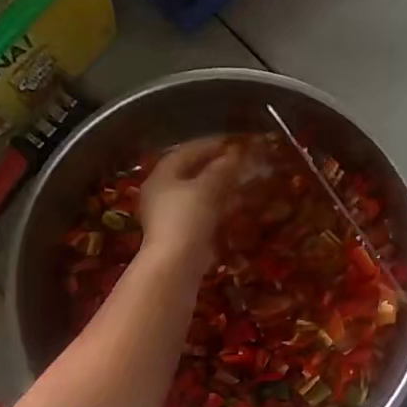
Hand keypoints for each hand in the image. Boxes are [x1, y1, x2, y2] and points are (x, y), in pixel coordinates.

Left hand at [139, 137, 245, 266]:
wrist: (176, 264)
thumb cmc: (187, 218)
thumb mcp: (207, 188)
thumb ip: (222, 169)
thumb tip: (236, 154)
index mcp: (162, 176)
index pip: (186, 152)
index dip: (210, 145)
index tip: (233, 142)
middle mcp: (162, 193)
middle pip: (191, 173)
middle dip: (217, 167)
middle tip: (241, 161)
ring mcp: (171, 215)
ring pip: (199, 194)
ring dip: (221, 187)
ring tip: (245, 181)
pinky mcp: (183, 234)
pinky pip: (203, 213)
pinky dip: (220, 207)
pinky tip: (238, 206)